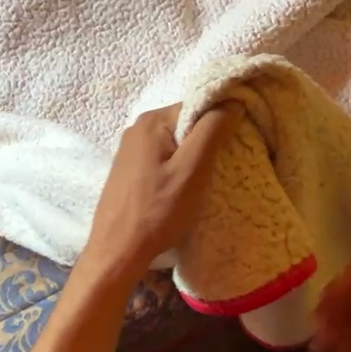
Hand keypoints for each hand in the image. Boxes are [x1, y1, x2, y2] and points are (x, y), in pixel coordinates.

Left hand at [81, 104, 236, 282]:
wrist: (118, 250)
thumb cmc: (157, 211)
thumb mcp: (192, 170)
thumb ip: (212, 131)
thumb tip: (232, 100)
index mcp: (152, 121)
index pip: (198, 106)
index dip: (220, 124)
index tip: (232, 149)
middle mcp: (137, 128)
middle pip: (187, 125)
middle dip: (207, 144)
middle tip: (219, 170)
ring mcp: (130, 149)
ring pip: (176, 144)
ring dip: (193, 160)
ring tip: (201, 184)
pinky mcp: (130, 170)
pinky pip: (163, 159)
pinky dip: (178, 170)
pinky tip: (181, 191)